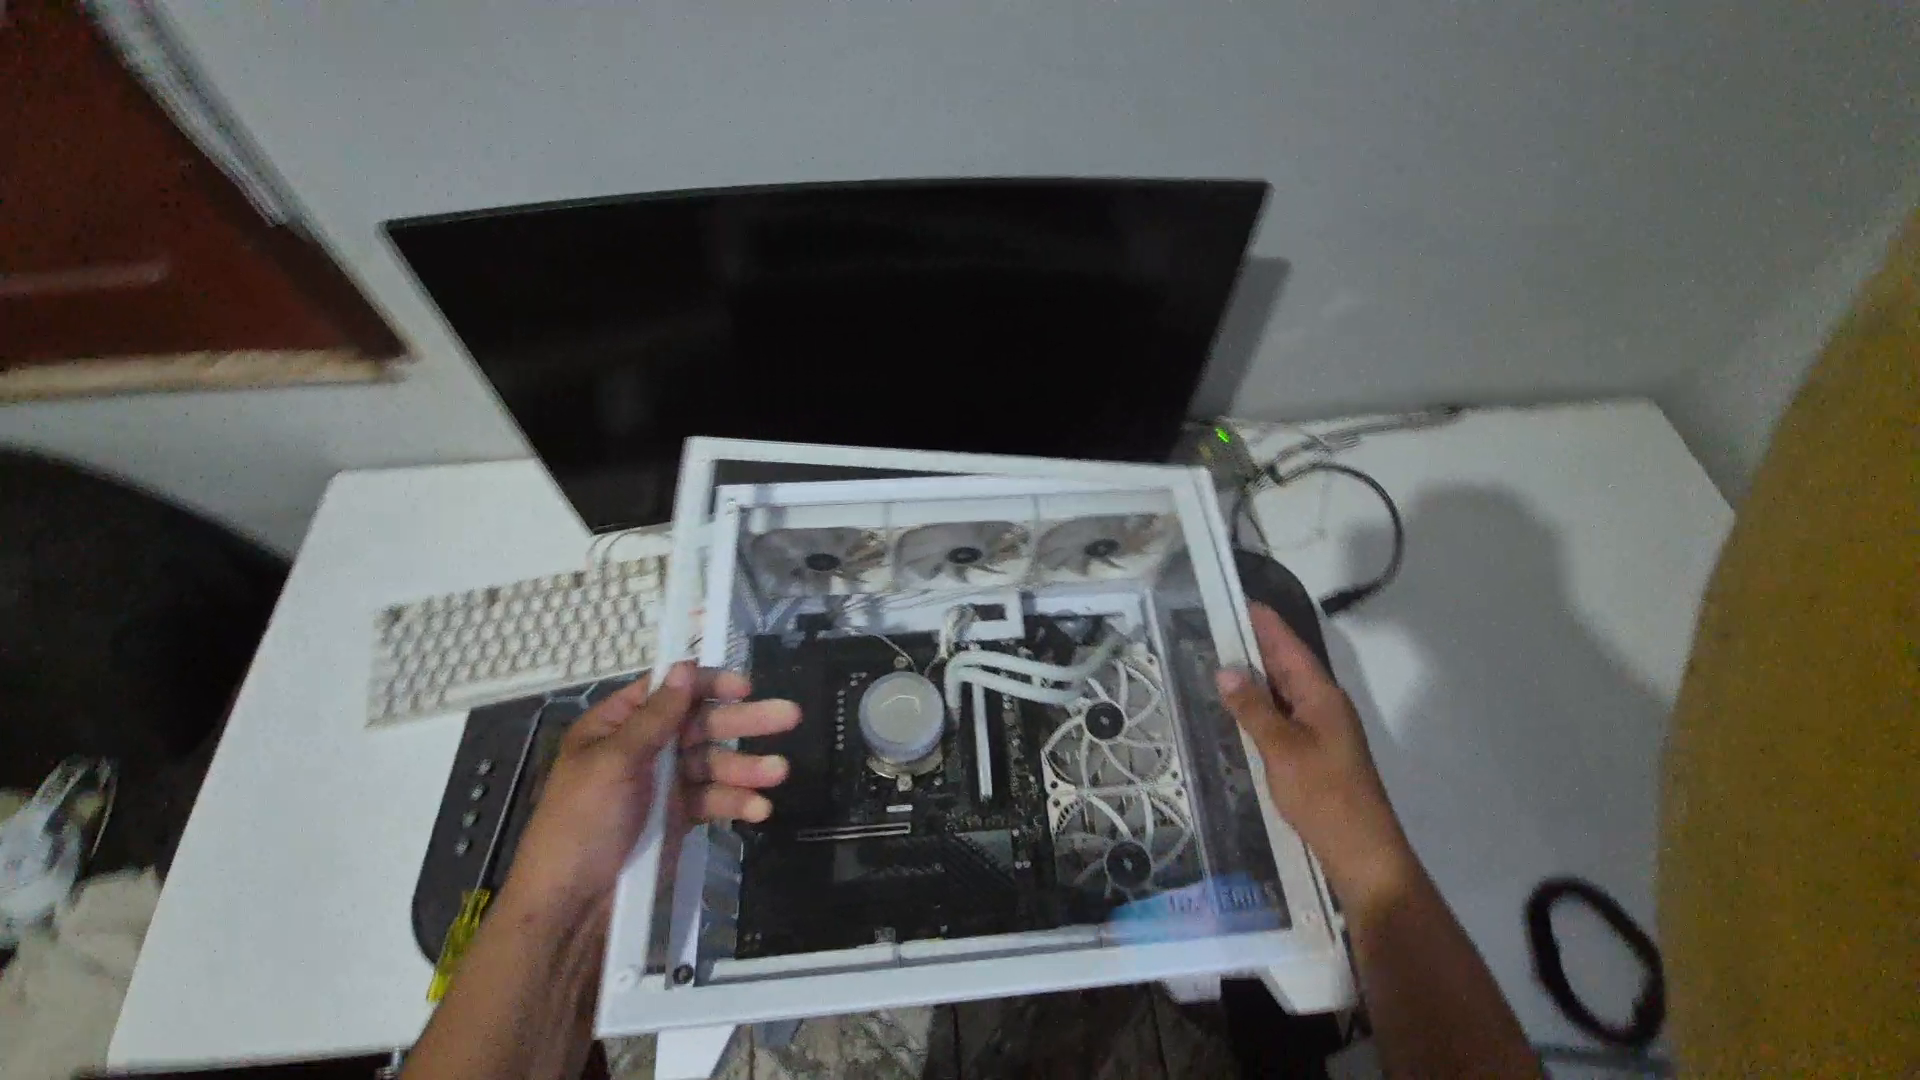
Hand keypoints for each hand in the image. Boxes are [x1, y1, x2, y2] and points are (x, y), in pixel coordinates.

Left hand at [500, 661, 799, 919]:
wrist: (573, 907)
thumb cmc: (582, 823)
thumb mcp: (613, 763)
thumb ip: (655, 718)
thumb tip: (683, 668)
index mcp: (617, 726)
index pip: (669, 691)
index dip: (708, 685)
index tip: (745, 688)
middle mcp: (644, 748)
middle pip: (702, 724)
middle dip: (744, 722)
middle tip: (789, 716)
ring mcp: (665, 782)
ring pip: (715, 762)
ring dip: (748, 766)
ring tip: (779, 772)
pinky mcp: (681, 815)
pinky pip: (715, 798)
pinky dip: (738, 801)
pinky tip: (759, 809)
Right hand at [1215, 603, 1416, 914]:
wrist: (1363, 853)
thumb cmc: (1324, 795)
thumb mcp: (1282, 749)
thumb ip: (1253, 709)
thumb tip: (1226, 670)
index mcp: (1322, 697)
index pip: (1289, 648)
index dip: (1265, 624)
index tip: (1238, 600)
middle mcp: (1324, 706)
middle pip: (1287, 665)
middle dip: (1256, 644)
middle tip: (1216, 627)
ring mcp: (1322, 730)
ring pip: (1284, 691)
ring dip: (1256, 675)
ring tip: (1220, 660)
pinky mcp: (1315, 752)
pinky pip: (1284, 714)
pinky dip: (1261, 704)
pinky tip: (1240, 708)